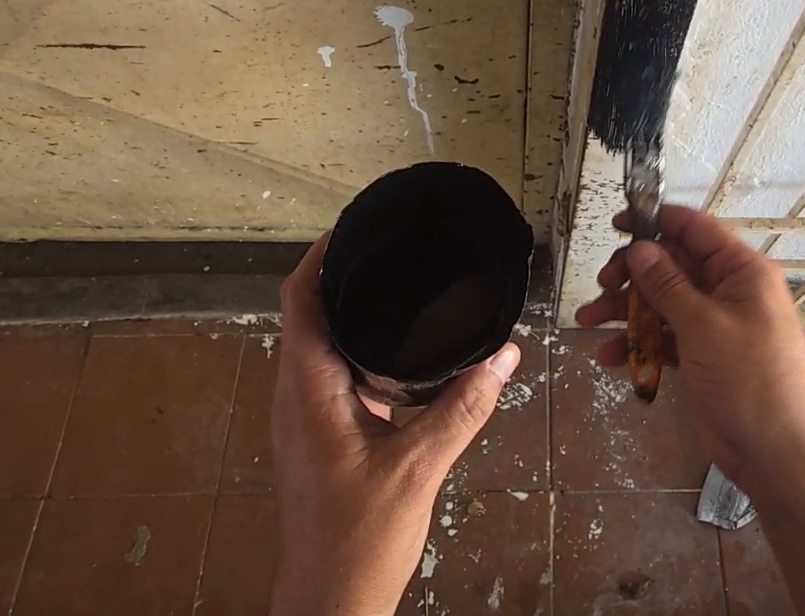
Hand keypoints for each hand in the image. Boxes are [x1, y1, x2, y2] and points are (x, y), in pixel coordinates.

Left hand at [270, 233, 520, 614]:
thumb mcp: (419, 469)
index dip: (320, 256)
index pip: (299, 300)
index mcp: (309, 389)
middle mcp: (298, 394)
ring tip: (396, 280)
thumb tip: (505, 355)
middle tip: (387, 243)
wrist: (328, 606)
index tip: (354, 226)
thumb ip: (462, 408)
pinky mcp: (321, 432)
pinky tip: (400, 347)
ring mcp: (307, 415)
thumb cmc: (358, 540)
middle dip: (340, 272)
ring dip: (349, 308)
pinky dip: (361, 345)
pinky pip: (335, 370)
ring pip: (321, 341)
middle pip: (307, 311)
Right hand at [574, 205, 804, 486]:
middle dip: (633, 274)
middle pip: (672, 266)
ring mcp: (715, 324)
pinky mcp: (703, 355)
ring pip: (663, 302)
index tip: (620, 223)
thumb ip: (667, 283)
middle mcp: (729, 291)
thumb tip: (640, 248)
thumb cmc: (750, 380)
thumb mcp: (704, 325)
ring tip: (588, 320)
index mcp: (741, 271)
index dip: (656, 221)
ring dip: (626, 310)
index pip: (695, 229)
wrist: (778, 454)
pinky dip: (639, 342)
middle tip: (603, 285)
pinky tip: (611, 355)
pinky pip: (665, 336)